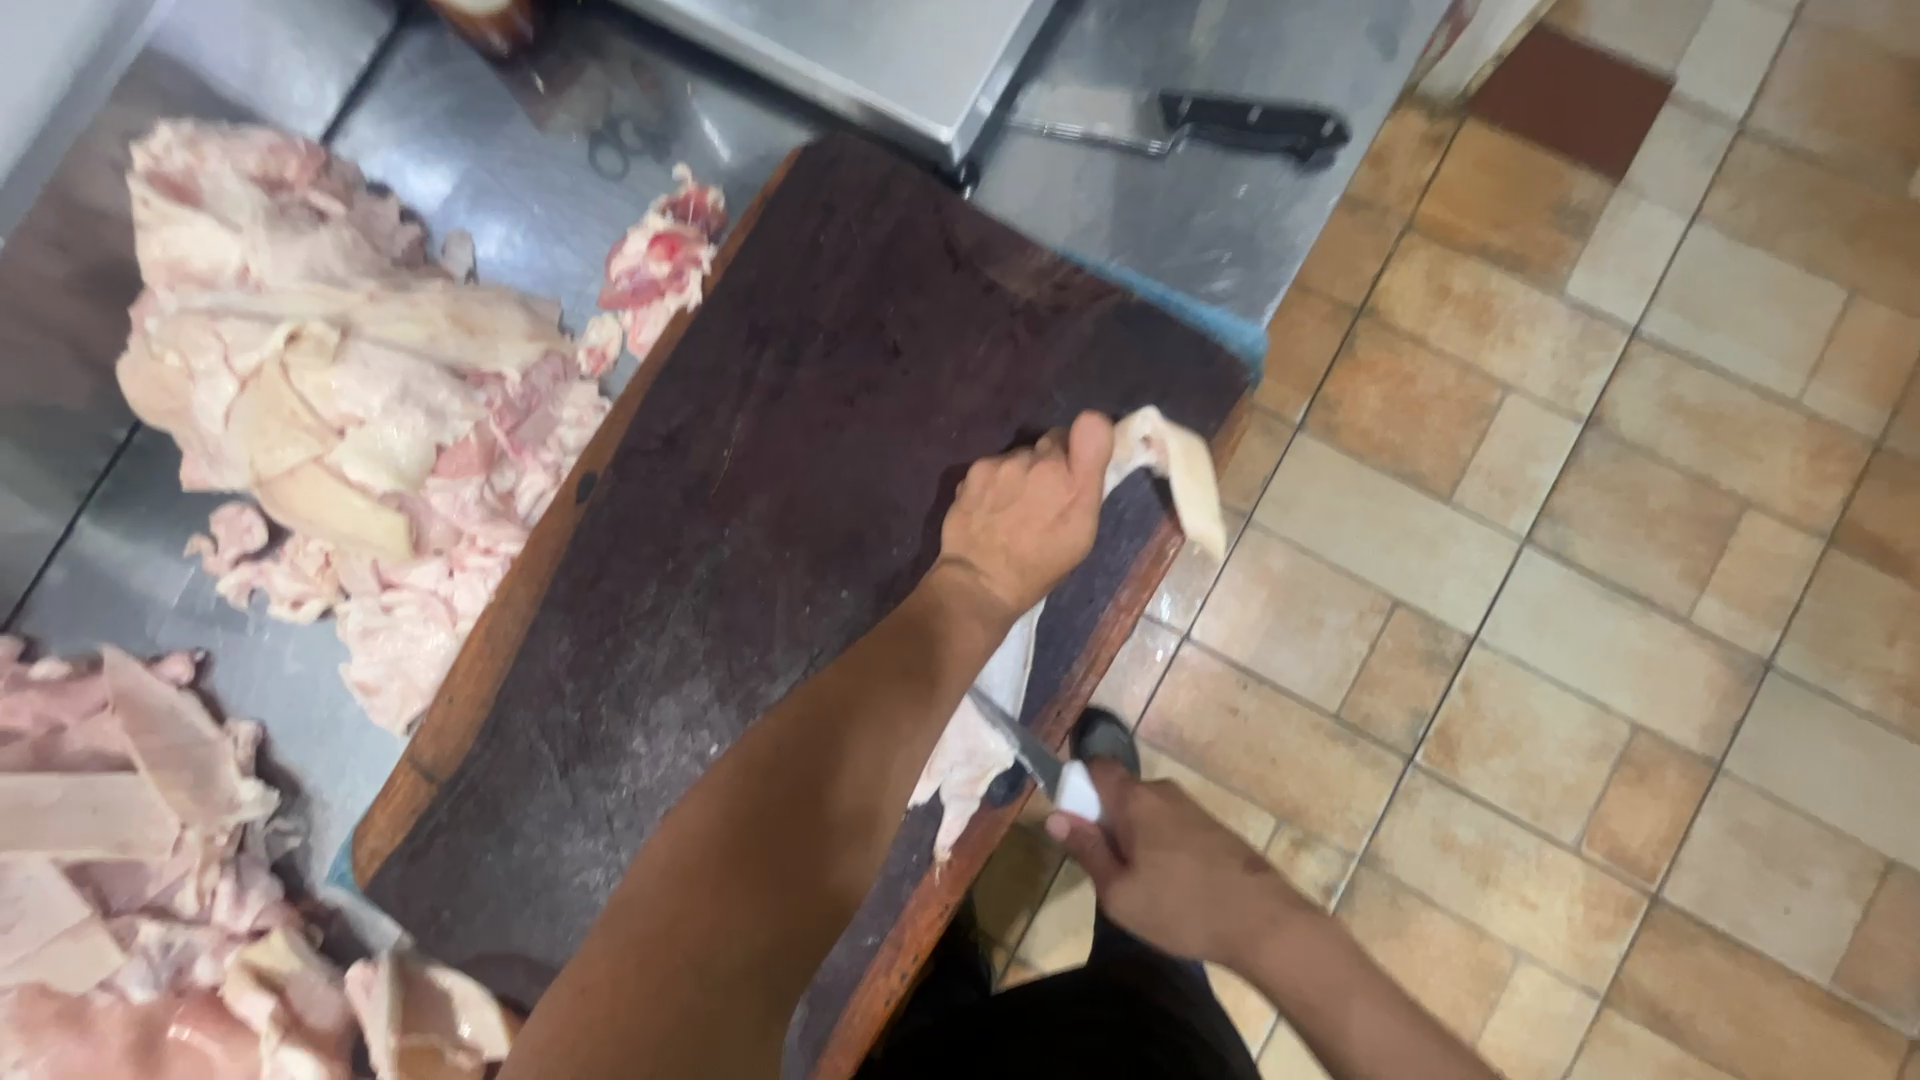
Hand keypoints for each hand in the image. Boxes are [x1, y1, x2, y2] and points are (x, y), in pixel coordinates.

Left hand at [934, 411, 1114, 619]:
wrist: (980, 581)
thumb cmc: (1039, 567)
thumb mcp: (1081, 536)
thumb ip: (1086, 489)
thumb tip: (1083, 462)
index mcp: (1076, 483)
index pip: (1093, 425)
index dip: (1088, 436)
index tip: (1080, 457)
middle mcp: (1042, 462)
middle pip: (1054, 440)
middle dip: (1053, 461)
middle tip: (1044, 494)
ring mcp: (1006, 462)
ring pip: (1022, 454)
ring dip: (1022, 472)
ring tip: (1013, 506)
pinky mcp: (977, 468)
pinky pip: (995, 465)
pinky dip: (995, 480)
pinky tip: (990, 507)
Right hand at [1046, 759, 1316, 966]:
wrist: (1267, 923)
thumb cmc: (1181, 907)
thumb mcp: (1119, 892)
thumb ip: (1086, 850)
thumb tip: (1054, 816)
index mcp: (1135, 799)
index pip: (1096, 767)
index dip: (1077, 787)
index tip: (1074, 824)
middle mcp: (1164, 792)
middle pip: (1121, 792)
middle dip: (1106, 821)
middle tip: (1108, 869)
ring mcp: (1193, 808)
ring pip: (1147, 813)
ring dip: (1135, 838)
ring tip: (1143, 886)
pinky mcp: (1215, 829)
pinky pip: (1171, 826)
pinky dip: (1162, 847)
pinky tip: (1173, 887)